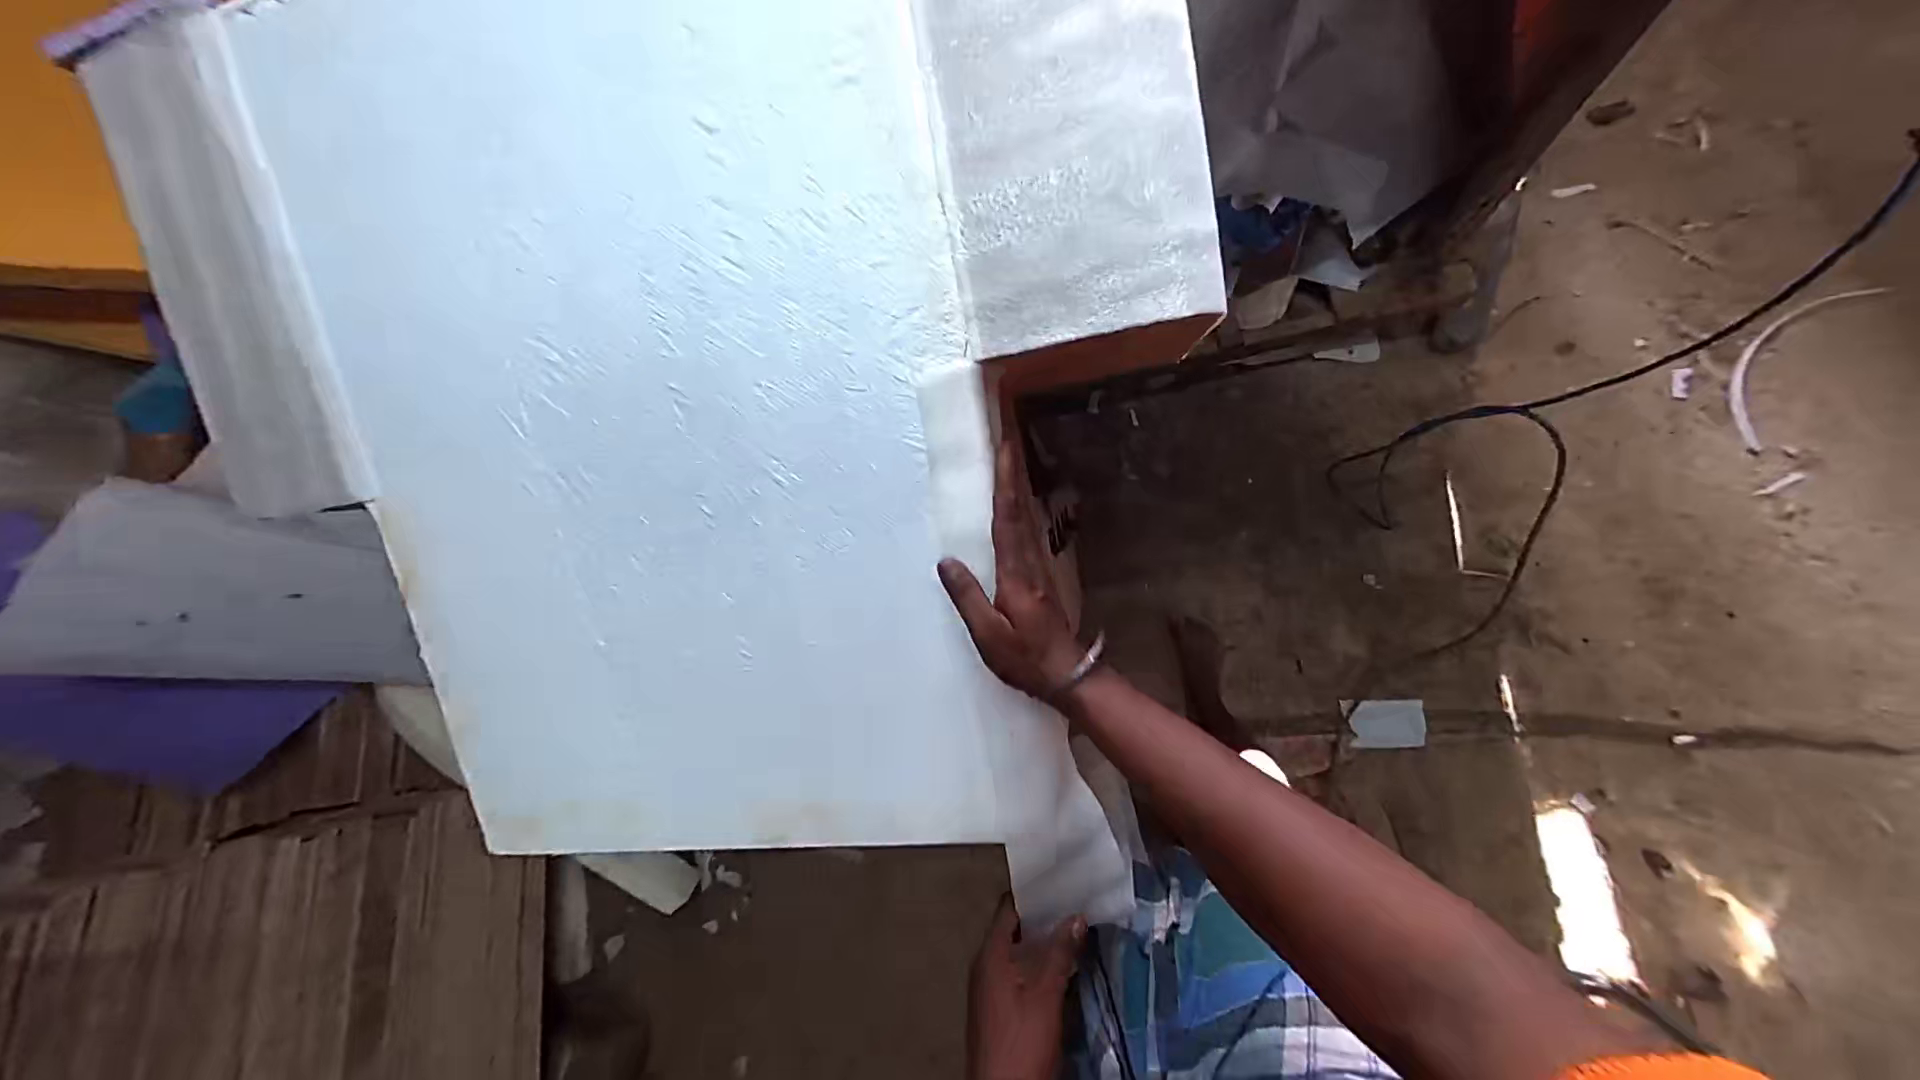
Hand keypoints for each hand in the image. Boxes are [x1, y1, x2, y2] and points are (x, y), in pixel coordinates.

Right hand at [939, 442, 1085, 698]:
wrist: (1067, 674)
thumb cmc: (1025, 658)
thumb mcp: (989, 634)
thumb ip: (967, 597)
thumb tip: (946, 561)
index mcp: (1015, 575)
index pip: (1007, 521)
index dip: (1005, 485)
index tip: (1004, 451)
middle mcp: (1030, 565)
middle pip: (1020, 512)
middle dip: (1013, 475)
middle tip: (1007, 443)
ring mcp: (1039, 571)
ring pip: (1026, 522)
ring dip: (1018, 490)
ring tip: (1010, 466)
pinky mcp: (1040, 580)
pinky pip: (1027, 537)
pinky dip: (1020, 515)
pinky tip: (1016, 510)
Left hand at [968, 894, 1085, 1079]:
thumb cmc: (1021, 1042)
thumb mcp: (1046, 995)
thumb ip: (1059, 953)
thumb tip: (1076, 917)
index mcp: (990, 954)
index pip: (1009, 908)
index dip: (1032, 894)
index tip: (1058, 883)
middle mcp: (984, 965)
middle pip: (1013, 929)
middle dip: (1041, 919)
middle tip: (1072, 907)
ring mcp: (988, 988)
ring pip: (1016, 953)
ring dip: (1041, 944)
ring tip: (1071, 933)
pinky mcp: (995, 1008)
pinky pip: (1015, 973)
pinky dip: (1035, 965)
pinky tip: (1059, 970)